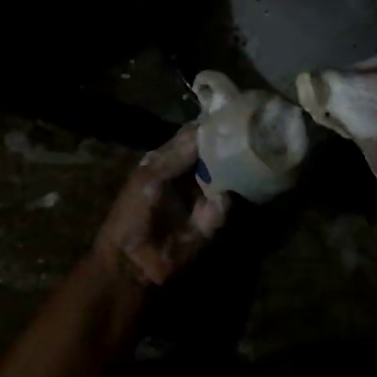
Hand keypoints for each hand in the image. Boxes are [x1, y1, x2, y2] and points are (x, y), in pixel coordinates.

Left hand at [92, 126, 228, 286]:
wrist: (131, 260)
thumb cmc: (131, 213)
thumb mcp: (148, 178)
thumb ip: (175, 157)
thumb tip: (200, 130)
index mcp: (168, 162)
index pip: (192, 139)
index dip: (206, 128)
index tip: (227, 115)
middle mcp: (189, 176)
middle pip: (213, 156)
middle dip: (226, 147)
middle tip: (245, 134)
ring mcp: (202, 198)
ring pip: (224, 178)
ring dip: (231, 171)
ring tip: (243, 158)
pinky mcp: (211, 222)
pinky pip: (222, 207)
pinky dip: (222, 202)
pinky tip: (220, 196)